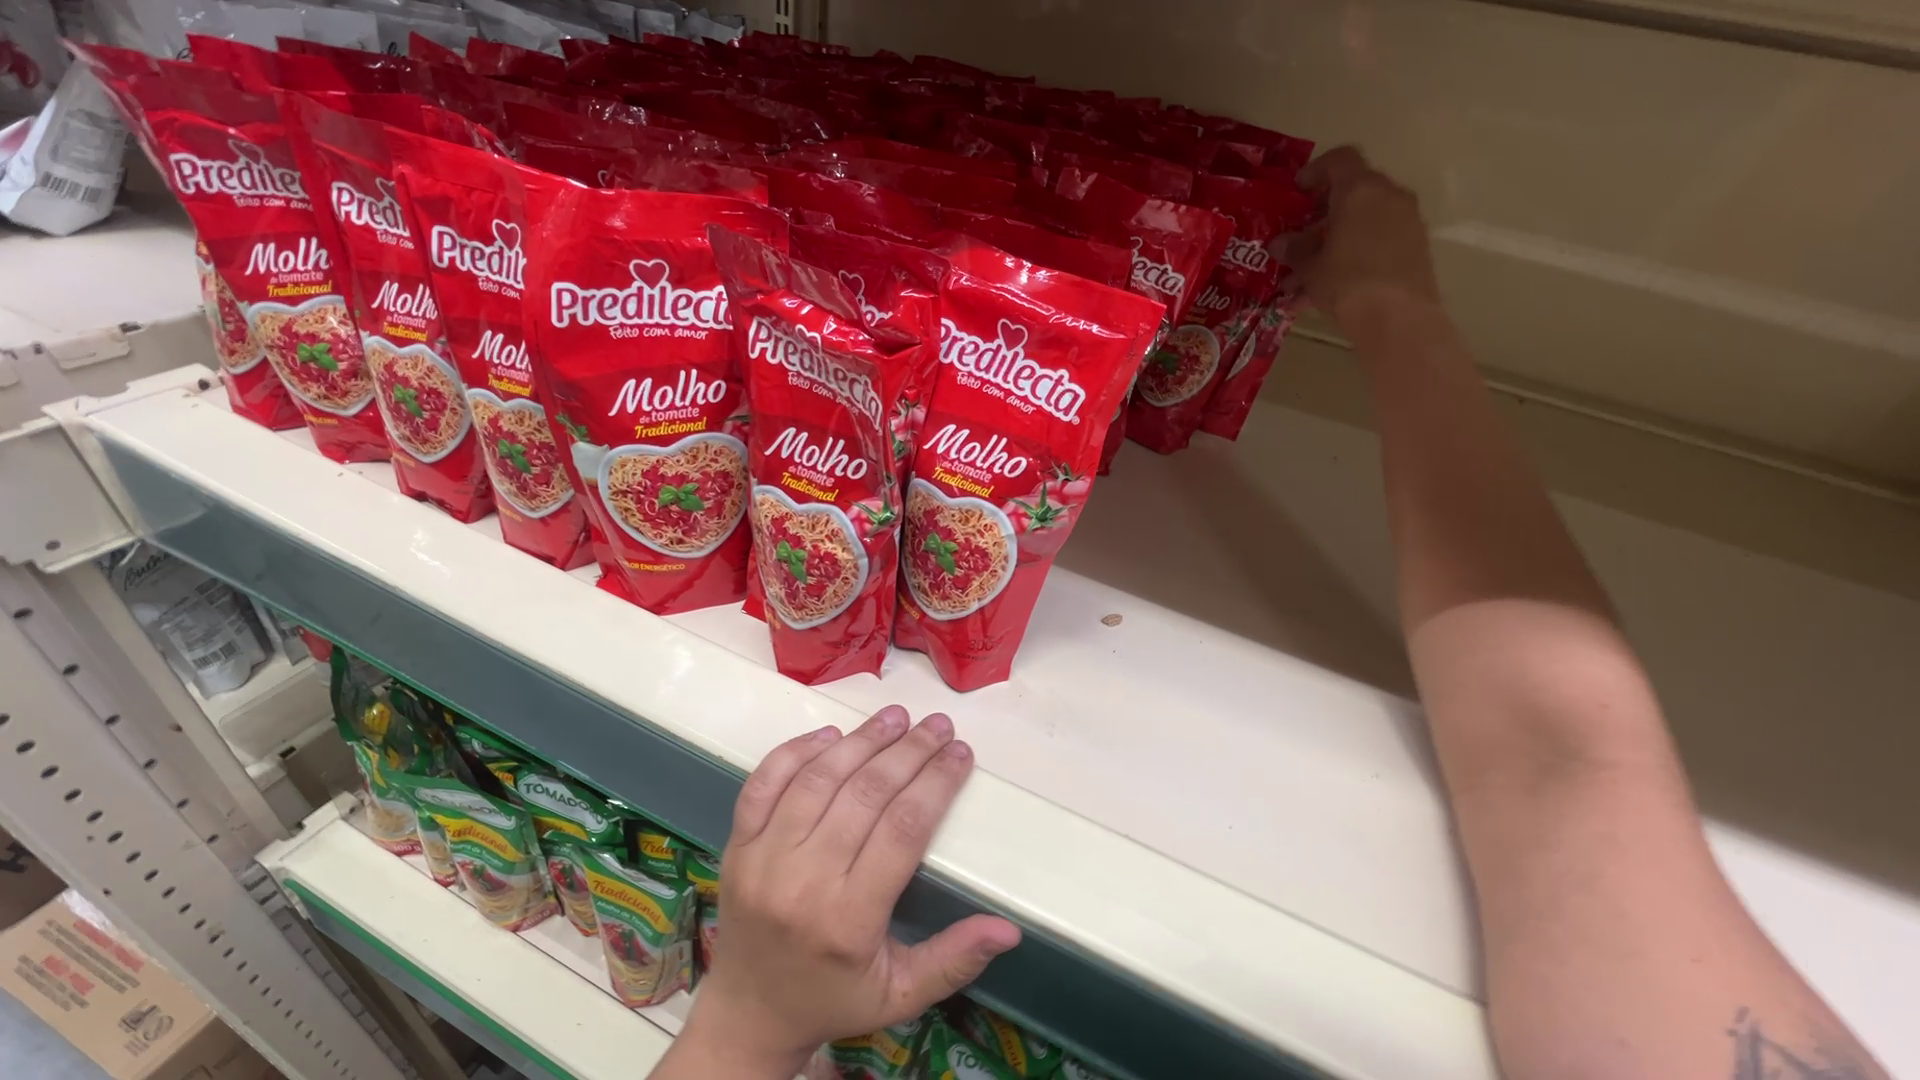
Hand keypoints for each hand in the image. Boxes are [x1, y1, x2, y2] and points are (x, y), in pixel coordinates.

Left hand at [668, 707, 1021, 1077]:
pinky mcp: (737, 845)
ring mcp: (762, 858)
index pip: (902, 830)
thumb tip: (1010, 931)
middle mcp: (801, 882)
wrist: (748, 1013)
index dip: (936, 784)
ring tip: (896, 717)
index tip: (961, 753)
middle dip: (909, 752)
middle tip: (938, 726)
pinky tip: (832, 735)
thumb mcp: (901, 995)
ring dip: (860, 741)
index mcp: (848, 919)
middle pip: (864, 795)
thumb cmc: (832, 998)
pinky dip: (795, 752)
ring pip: (817, 781)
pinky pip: (763, 783)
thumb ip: (954, 960)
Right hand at [1295, 146, 1441, 331]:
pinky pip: (1375, 245)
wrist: (1397, 316)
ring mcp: (1405, 223)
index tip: (1298, 190)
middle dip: (1322, 216)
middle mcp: (1388, 197)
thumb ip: (1294, 250)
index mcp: (1360, 190)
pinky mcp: (1413, 249)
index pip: (1340, 160)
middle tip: (1299, 239)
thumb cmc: (1347, 281)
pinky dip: (1351, 260)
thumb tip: (1280, 244)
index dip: (1316, 170)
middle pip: (1352, 194)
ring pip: (1362, 225)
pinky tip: (1324, 294)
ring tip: (1301, 282)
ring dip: (1332, 246)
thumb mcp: (1310, 267)